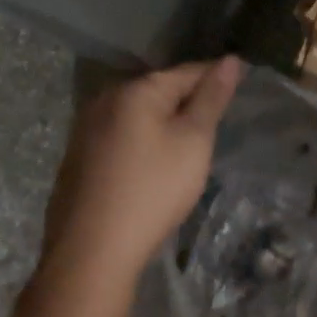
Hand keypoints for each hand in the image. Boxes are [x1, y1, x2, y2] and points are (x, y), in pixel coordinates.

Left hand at [39, 56, 244, 278]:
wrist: (89, 256)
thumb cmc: (151, 191)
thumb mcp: (194, 142)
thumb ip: (212, 98)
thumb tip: (230, 60)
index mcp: (136, 90)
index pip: (188, 71)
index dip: (216, 78)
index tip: (240, 87)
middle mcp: (105, 100)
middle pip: (160, 90)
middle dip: (188, 101)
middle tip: (214, 123)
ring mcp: (85, 131)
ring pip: (137, 115)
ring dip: (163, 123)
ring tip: (187, 144)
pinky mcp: (76, 160)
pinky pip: (119, 137)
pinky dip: (140, 142)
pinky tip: (150, 166)